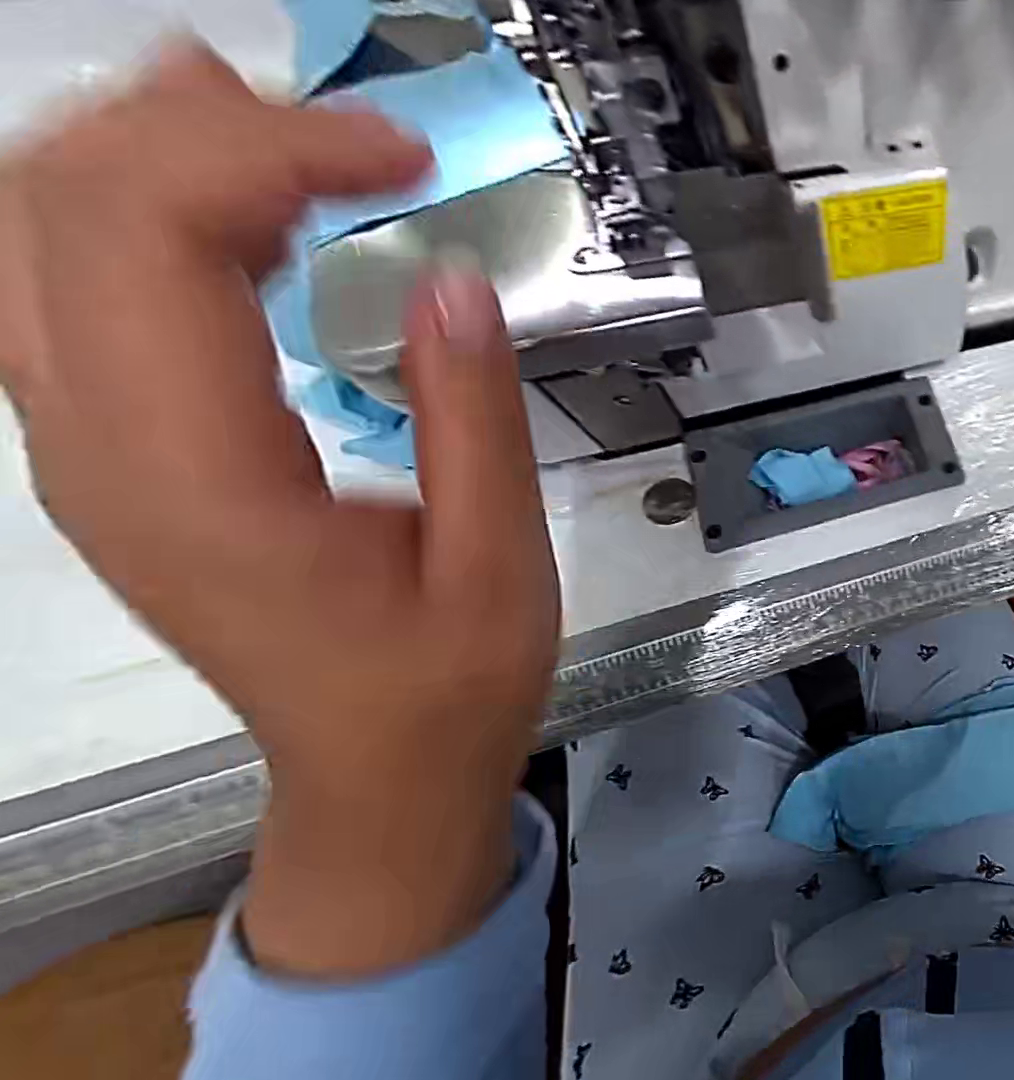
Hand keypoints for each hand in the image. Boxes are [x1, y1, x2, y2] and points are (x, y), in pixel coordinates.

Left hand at [0, 45, 558, 973]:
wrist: (387, 768)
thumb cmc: (455, 679)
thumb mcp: (496, 557)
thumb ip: (470, 417)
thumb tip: (456, 283)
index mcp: (197, 476)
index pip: (151, 242)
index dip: (270, 159)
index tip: (404, 157)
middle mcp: (96, 447)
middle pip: (52, 213)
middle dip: (193, 129)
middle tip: (346, 124)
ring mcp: (92, 453)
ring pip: (39, 242)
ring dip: (149, 154)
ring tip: (272, 120)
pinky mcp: (130, 460)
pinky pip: (83, 298)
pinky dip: (145, 220)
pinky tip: (225, 203)